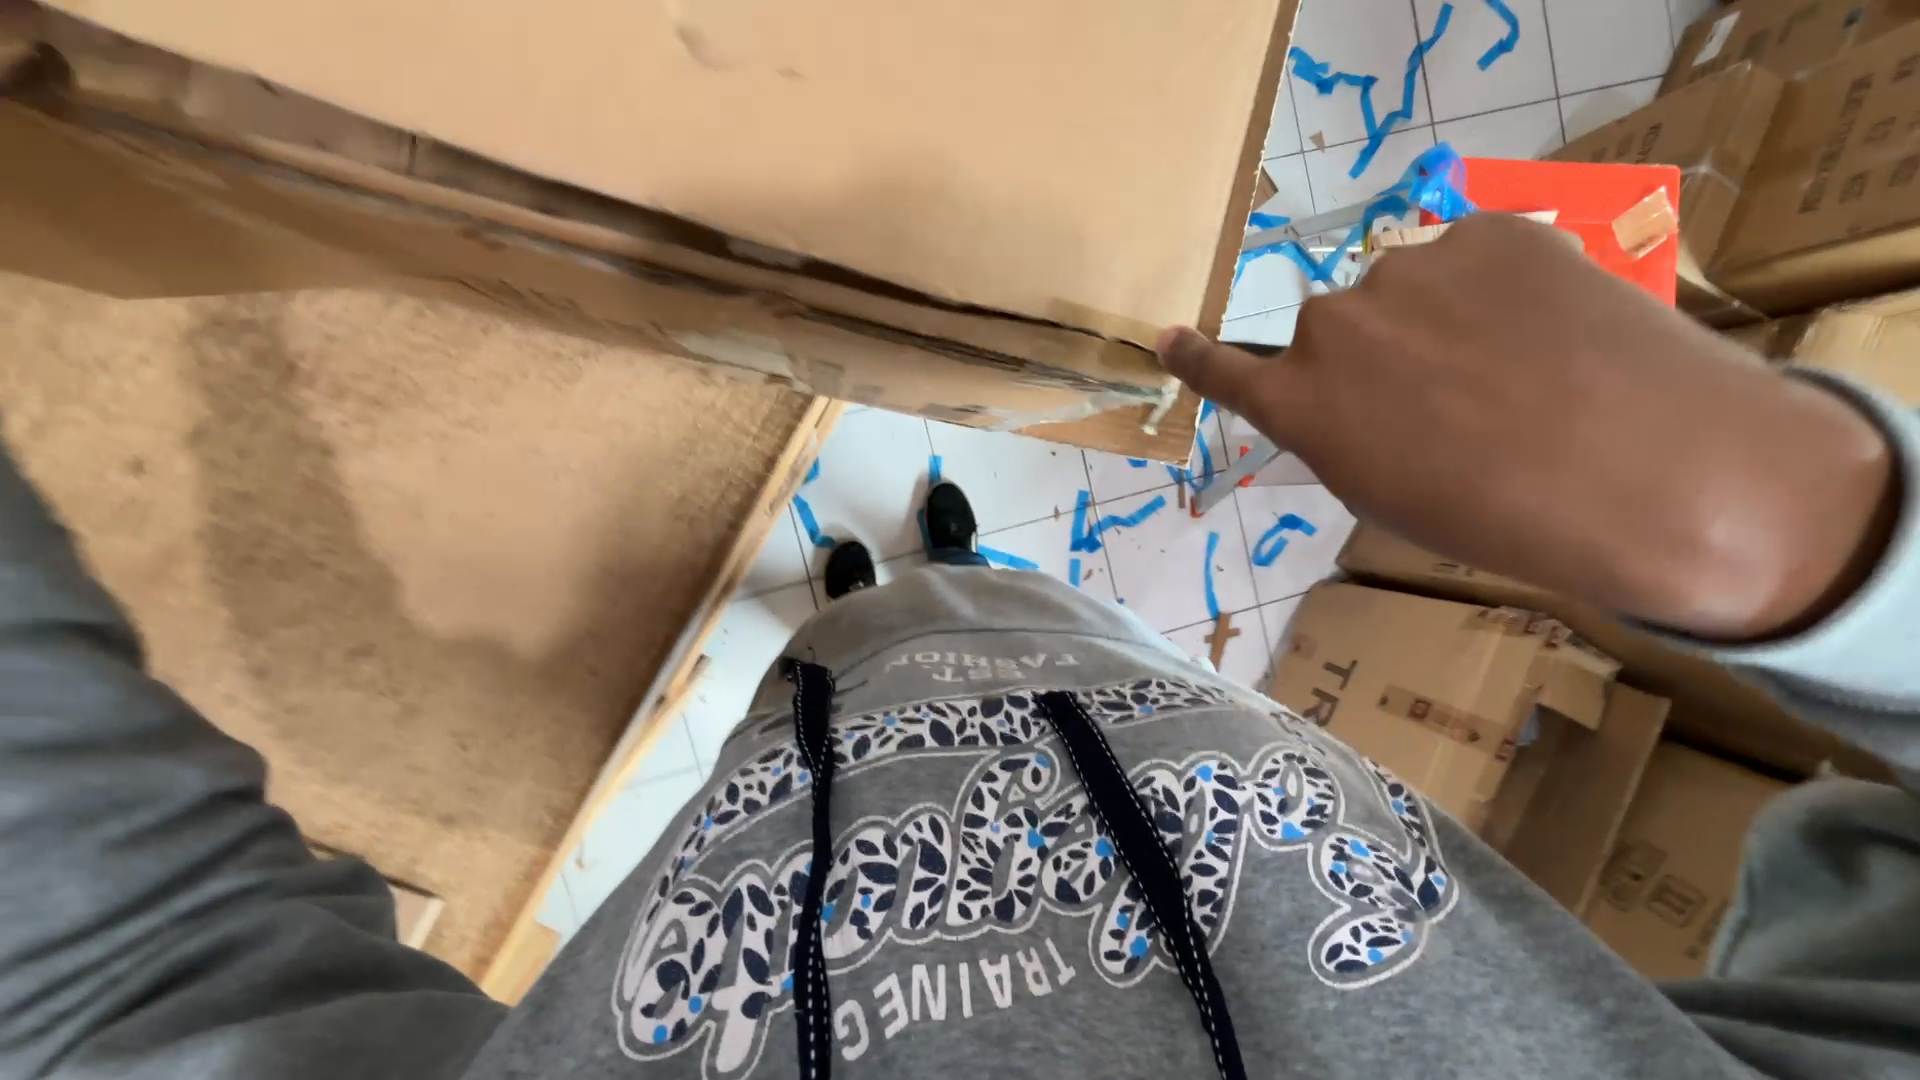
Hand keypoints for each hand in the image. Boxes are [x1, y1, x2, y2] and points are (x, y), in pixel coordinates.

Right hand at [1161, 213, 1896, 640]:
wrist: (1641, 470)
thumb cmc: (1492, 515)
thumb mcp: (1382, 494)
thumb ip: (1336, 436)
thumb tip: (1340, 404)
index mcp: (1299, 403)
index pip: (1225, 372)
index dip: (1196, 357)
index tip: (1169, 338)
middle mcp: (1332, 328)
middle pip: (1337, 330)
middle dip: (1374, 356)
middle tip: (1445, 396)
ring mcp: (1407, 271)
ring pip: (1406, 289)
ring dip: (1437, 317)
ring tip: (1513, 365)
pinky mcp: (1489, 232)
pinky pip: (1471, 256)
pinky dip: (1497, 286)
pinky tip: (1546, 326)